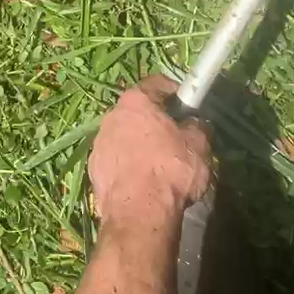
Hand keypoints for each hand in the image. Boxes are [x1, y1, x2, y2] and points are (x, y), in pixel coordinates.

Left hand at [88, 75, 212, 228]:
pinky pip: (116, 156)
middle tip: (176, 137)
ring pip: (124, 133)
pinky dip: (128, 162)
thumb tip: (196, 122)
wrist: (139, 210)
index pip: (156, 83)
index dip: (175, 91)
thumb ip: (198, 127)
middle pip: (138, 110)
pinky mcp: (95, 163)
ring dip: (140, 142)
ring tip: (159, 164)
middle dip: (157, 120)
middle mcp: (112, 114)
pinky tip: (142, 180)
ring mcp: (100, 139)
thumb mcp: (198, 146)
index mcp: (136, 101)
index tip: (187, 103)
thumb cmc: (170, 170)